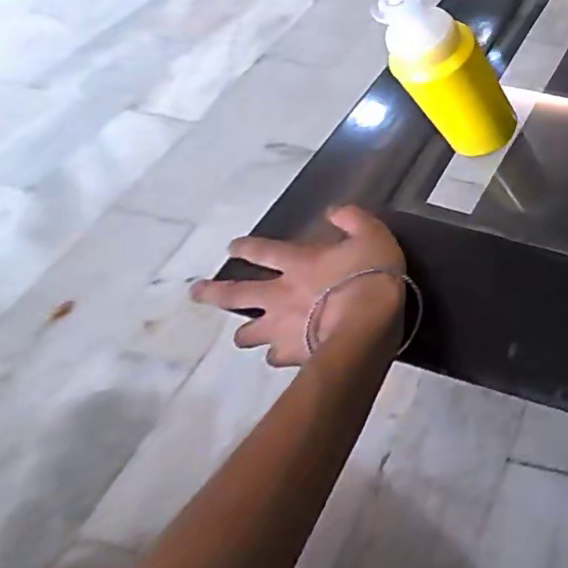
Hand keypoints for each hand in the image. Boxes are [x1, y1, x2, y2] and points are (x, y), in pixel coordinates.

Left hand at [189, 206, 405, 366]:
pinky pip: (274, 356)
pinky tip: (282, 354)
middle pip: (235, 294)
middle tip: (196, 292)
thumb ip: (352, 218)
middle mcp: (279, 294)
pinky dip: (276, 353)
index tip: (231, 247)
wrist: (367, 323)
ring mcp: (281, 327)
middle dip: (213, 292)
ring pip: (247, 333)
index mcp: (297, 262)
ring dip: (245, 332)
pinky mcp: (291, 354)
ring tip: (244, 335)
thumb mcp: (371, 233)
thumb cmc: (371, 273)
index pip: (262, 250)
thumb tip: (333, 211)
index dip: (245, 247)